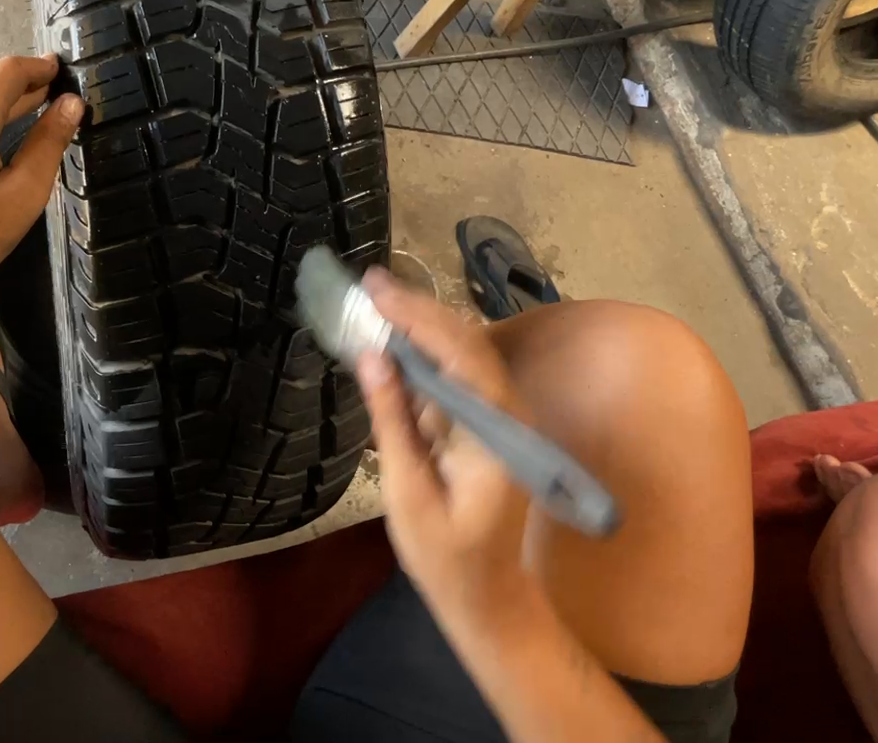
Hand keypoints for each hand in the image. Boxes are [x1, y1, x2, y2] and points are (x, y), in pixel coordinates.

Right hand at [357, 269, 549, 637]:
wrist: (486, 596)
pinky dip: (421, 350)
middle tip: (370, 282)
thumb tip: (370, 355)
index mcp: (497, 433)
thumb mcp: (408, 493)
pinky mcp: (481, 423)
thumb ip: (392, 420)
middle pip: (465, 343)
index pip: (460, 355)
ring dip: (419, 323)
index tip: (376, 292)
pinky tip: (394, 335)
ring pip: (461, 353)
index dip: (418, 318)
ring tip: (377, 297)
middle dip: (417, 308)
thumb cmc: (445, 556)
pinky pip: (453, 374)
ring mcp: (498, 417)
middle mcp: (507, 414)